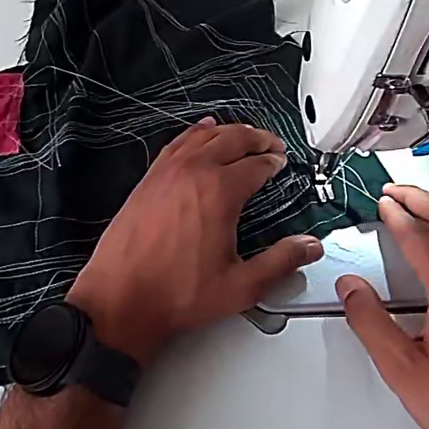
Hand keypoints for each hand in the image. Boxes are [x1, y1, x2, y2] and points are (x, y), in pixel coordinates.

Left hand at [67, 118, 323, 362]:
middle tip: (270, 143)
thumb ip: (280, 262)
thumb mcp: (240, 285)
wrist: (121, 297)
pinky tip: (198, 135)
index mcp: (219, 192)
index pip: (256, 164)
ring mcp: (165, 174)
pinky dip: (193, 134)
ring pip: (202, 136)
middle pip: (232, 139)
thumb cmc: (172, 292)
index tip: (280, 163)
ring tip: (242, 134)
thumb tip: (307, 247)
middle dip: (256, 138)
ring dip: (227, 131)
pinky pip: (175, 145)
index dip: (273, 161)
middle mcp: (191, 174)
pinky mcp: (146, 181)